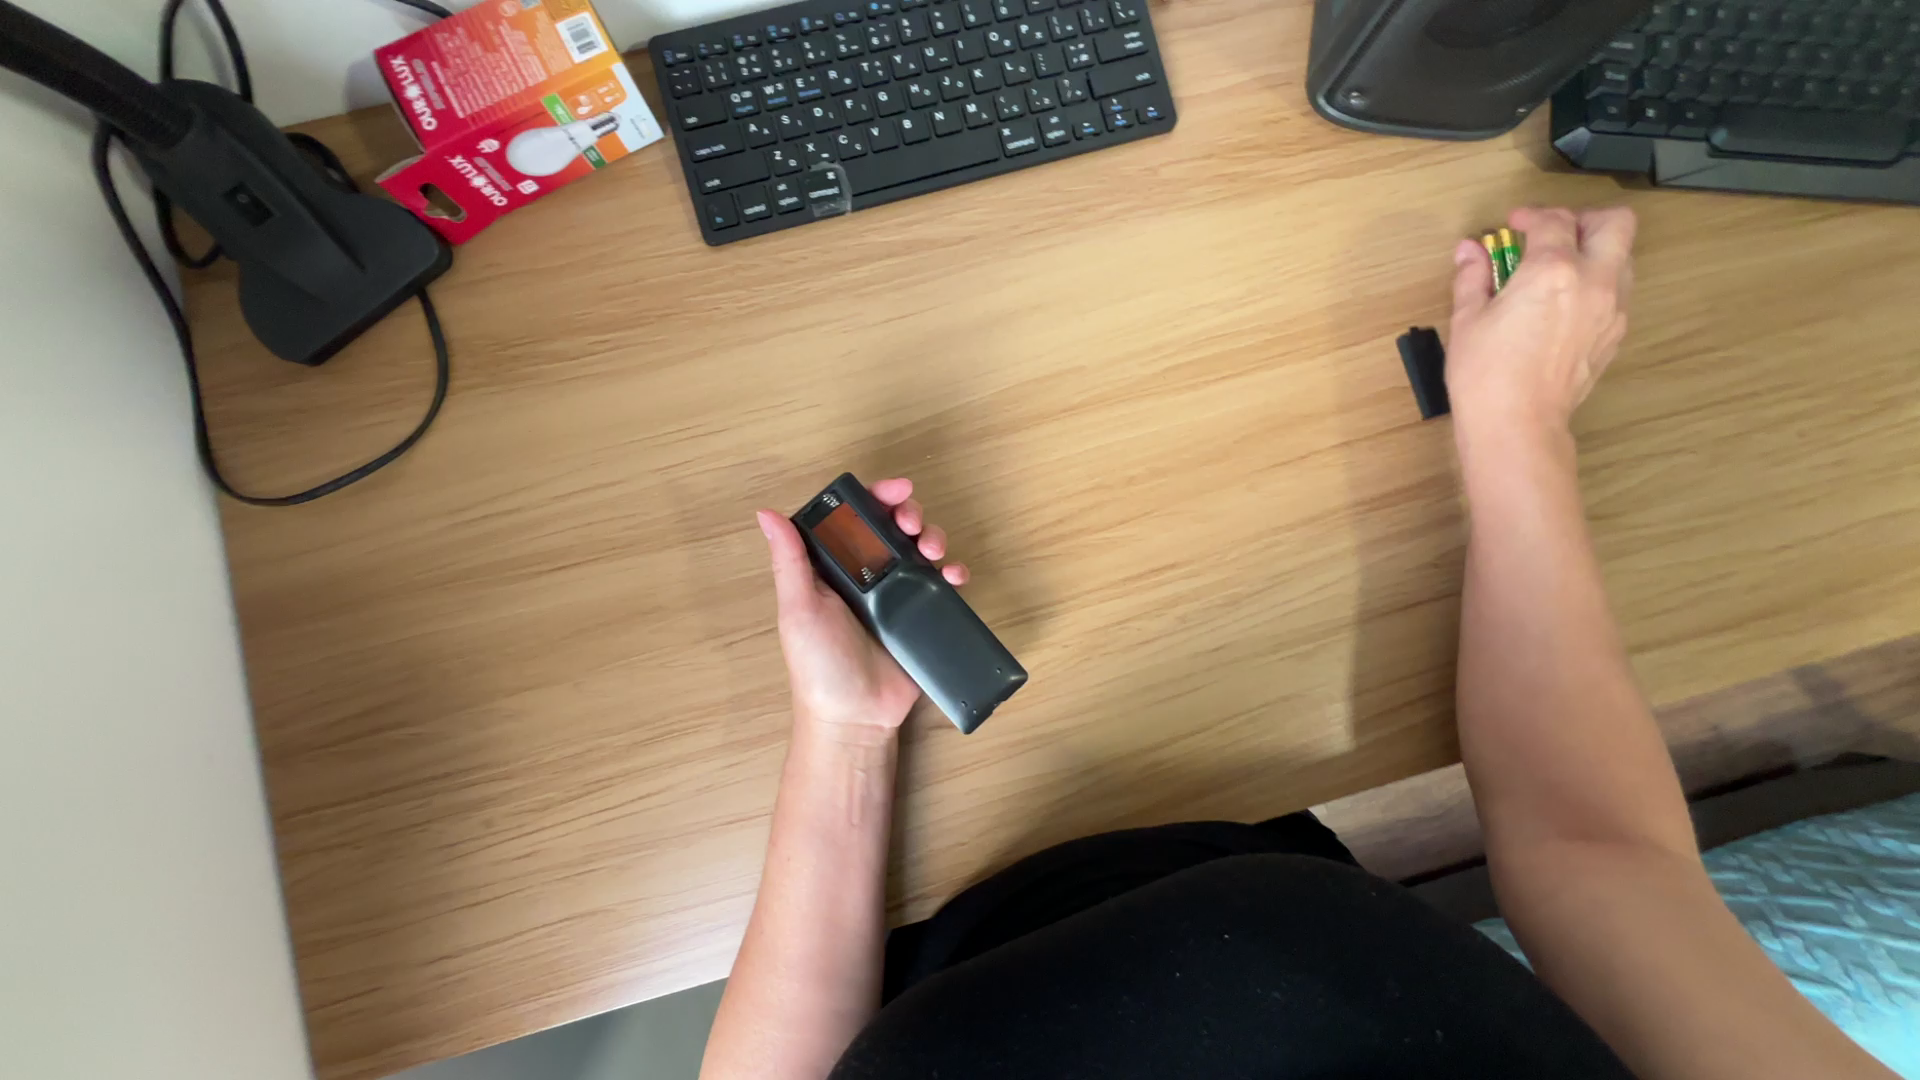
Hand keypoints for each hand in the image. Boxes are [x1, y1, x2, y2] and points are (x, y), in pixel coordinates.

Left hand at [755, 478, 970, 736]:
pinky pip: (943, 584)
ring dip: (934, 536)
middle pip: (893, 527)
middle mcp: (868, 574)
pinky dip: (954, 571)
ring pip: (921, 549)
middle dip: (910, 514)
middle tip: (914, 524)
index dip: (876, 497)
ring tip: (934, 550)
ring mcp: (898, 594)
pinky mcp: (922, 615)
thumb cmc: (819, 664)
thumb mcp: (799, 609)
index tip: (898, 490)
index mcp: (835, 567)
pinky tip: (956, 575)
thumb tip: (767, 512)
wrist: (855, 718)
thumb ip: (789, 560)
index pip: (855, 518)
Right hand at [1446, 206, 1636, 435]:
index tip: (1512, 224)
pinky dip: (1596, 282)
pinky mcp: (1615, 332)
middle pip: (1614, 223)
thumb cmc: (1484, 373)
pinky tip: (1563, 302)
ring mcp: (1612, 307)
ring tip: (1558, 268)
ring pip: (1623, 255)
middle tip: (1552, 232)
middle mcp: (1593, 280)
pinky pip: (1617, 290)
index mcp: (1551, 271)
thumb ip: (1472, 278)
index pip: (1552, 222)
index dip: (1530, 216)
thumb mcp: (1467, 321)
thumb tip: (1469, 250)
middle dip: (1583, 219)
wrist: (1517, 422)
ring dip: (1595, 249)